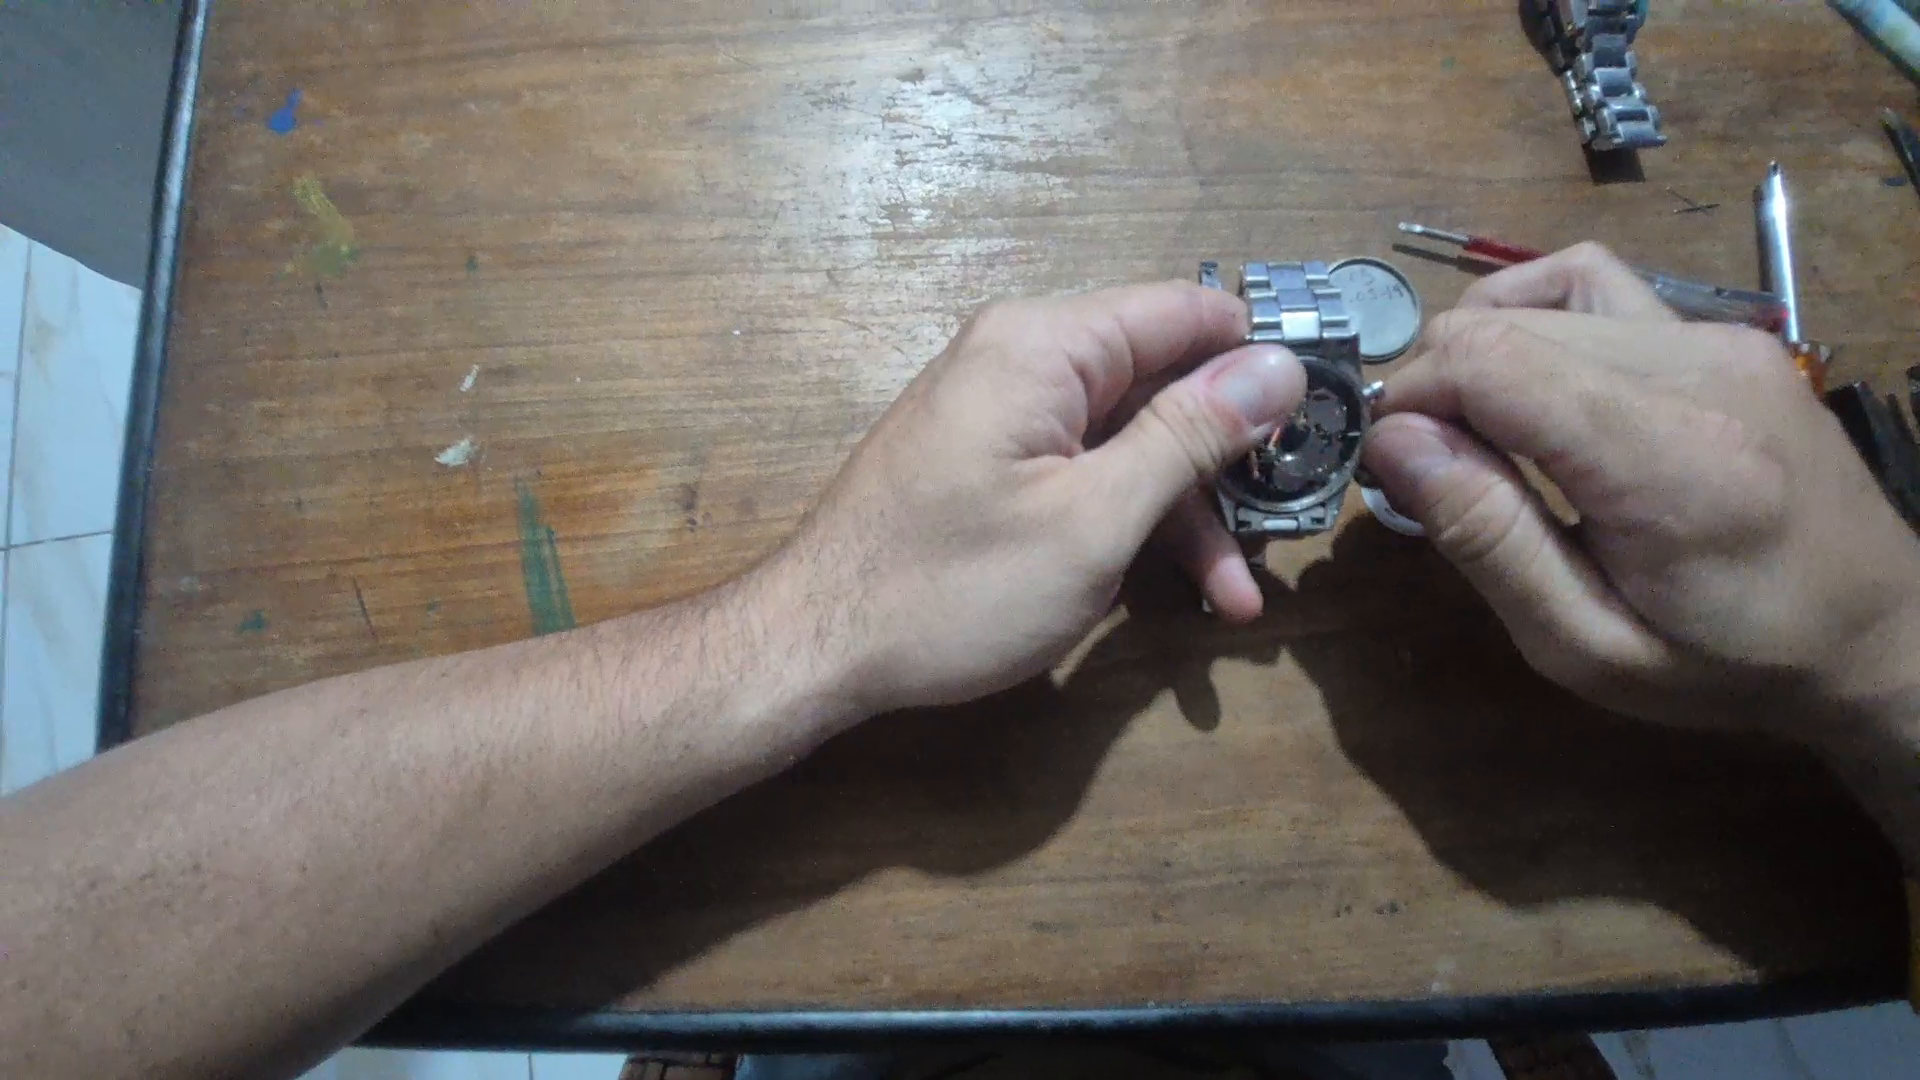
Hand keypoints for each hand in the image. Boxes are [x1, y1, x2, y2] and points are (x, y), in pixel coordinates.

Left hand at [765, 283, 1304, 714]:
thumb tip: (1275, 365)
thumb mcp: (1092, 520)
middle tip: (1284, 527)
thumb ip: (1187, 436)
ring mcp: (1003, 419)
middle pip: (1158, 383)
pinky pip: (1081, 475)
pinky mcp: (992, 467)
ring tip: (1235, 595)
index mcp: (1043, 346)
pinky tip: (1173, 590)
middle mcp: (1021, 362)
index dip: (1258, 359)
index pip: (1183, 311)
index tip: (1319, 421)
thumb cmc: (952, 587)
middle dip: (1223, 458)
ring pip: (1125, 442)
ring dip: (1184, 514)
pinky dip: (1127, 523)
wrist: (821, 645)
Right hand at [1361, 244, 1919, 737]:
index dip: (1406, 404)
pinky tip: (1509, 375)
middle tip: (1422, 473)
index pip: (1487, 364)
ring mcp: (1712, 337)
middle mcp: (1696, 369)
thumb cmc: (1718, 662)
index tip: (1386, 470)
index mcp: (1669, 458)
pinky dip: (1514, 316)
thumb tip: (1391, 440)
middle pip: (1491, 330)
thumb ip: (1485, 536)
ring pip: (1520, 303)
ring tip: (1463, 433)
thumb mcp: (1579, 641)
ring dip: (1459, 363)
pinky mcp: (1712, 333)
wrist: (1879, 636)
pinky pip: (1576, 282)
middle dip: (1424, 394)